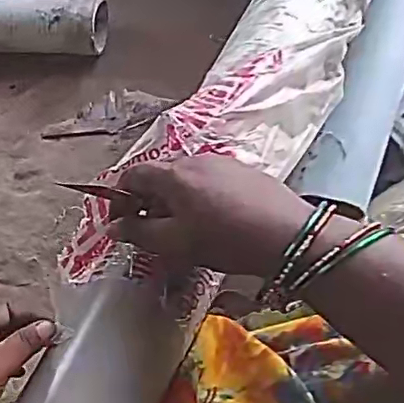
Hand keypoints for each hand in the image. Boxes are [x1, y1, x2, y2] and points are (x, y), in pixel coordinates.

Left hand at [0, 304, 57, 402]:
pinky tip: (14, 373)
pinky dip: (2, 364)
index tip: (51, 327)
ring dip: (14, 351)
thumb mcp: (2, 360)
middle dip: (23, 335)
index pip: (6, 311)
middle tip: (47, 342)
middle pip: (0, 328)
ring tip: (34, 359)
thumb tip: (49, 326)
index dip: (30, 317)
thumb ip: (26, 341)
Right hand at [114, 155, 317, 276]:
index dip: (119, 198)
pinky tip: (210, 220)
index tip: (121, 222)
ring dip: (172, 199)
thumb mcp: (176, 243)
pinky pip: (207, 179)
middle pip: (158, 175)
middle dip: (146, 200)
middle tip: (149, 229)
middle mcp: (194, 159)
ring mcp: (221, 161)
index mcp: (173, 174)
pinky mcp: (243, 170)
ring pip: (184, 178)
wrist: (290, 236)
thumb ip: (139, 233)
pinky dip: (196, 196)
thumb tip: (113, 227)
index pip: (131, 175)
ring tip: (181, 228)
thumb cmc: (226, 240)